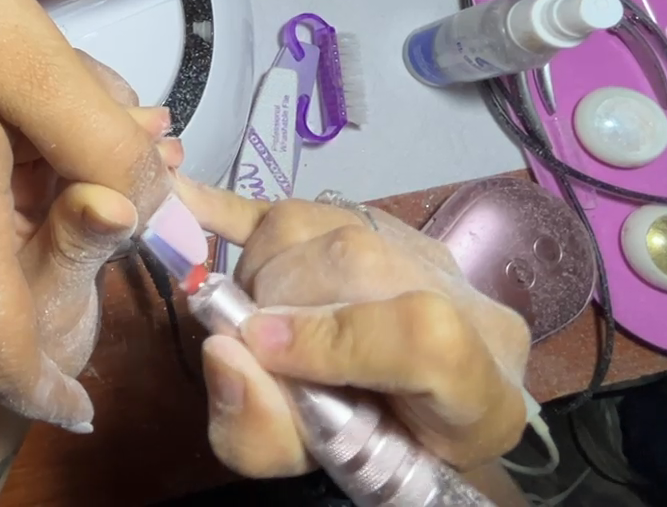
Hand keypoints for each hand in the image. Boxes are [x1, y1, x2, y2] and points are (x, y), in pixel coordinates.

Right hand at [176, 181, 532, 474]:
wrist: (407, 404)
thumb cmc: (373, 445)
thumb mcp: (329, 468)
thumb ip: (269, 432)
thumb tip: (222, 352)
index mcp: (481, 386)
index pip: (423, 335)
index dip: (332, 338)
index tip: (261, 348)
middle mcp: (459, 295)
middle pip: (352, 262)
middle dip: (277, 299)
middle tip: (252, 341)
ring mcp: (409, 243)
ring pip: (311, 222)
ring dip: (257, 266)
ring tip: (256, 310)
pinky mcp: (357, 214)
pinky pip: (285, 203)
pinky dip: (225, 204)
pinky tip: (185, 198)